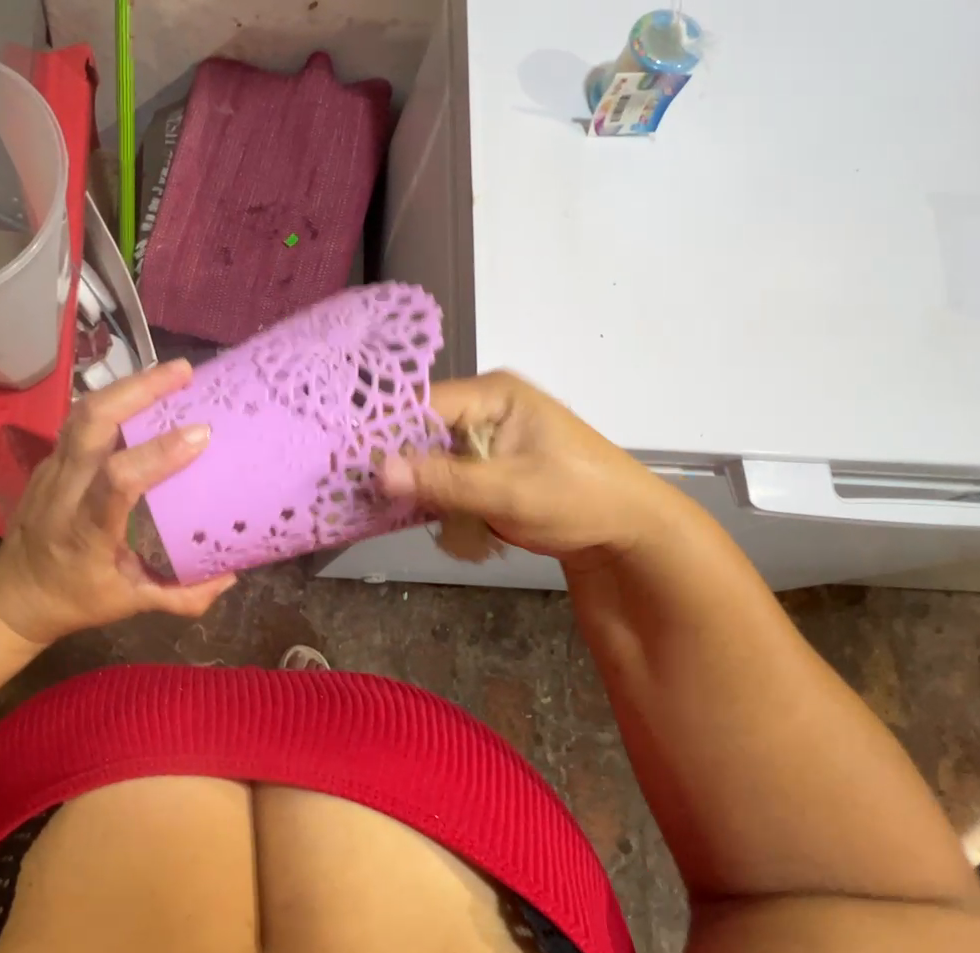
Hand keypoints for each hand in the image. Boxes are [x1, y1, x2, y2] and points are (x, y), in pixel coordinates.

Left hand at [0, 360, 238, 643]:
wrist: (13, 594)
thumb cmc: (75, 600)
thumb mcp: (130, 605)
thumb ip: (181, 595)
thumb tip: (231, 576)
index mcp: (86, 531)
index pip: (117, 481)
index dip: (158, 453)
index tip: (201, 434)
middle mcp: (64, 491)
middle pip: (91, 424)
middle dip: (138, 390)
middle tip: (185, 373)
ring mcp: (51, 470)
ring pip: (82, 413)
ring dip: (126, 386)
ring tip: (170, 373)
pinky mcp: (48, 461)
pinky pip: (79, 421)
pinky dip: (113, 401)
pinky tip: (142, 396)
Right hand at [380, 371, 678, 566]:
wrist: (630, 530)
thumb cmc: (578, 500)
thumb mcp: (508, 492)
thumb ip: (443, 481)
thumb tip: (377, 471)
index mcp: (493, 394)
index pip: (419, 405)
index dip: (383, 435)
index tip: (349, 467)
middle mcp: (484, 407)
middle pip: (419, 433)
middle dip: (402, 471)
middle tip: (374, 504)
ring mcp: (486, 436)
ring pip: (429, 460)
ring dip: (423, 492)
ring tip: (413, 520)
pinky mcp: (488, 464)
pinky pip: (446, 478)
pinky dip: (441, 502)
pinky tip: (446, 525)